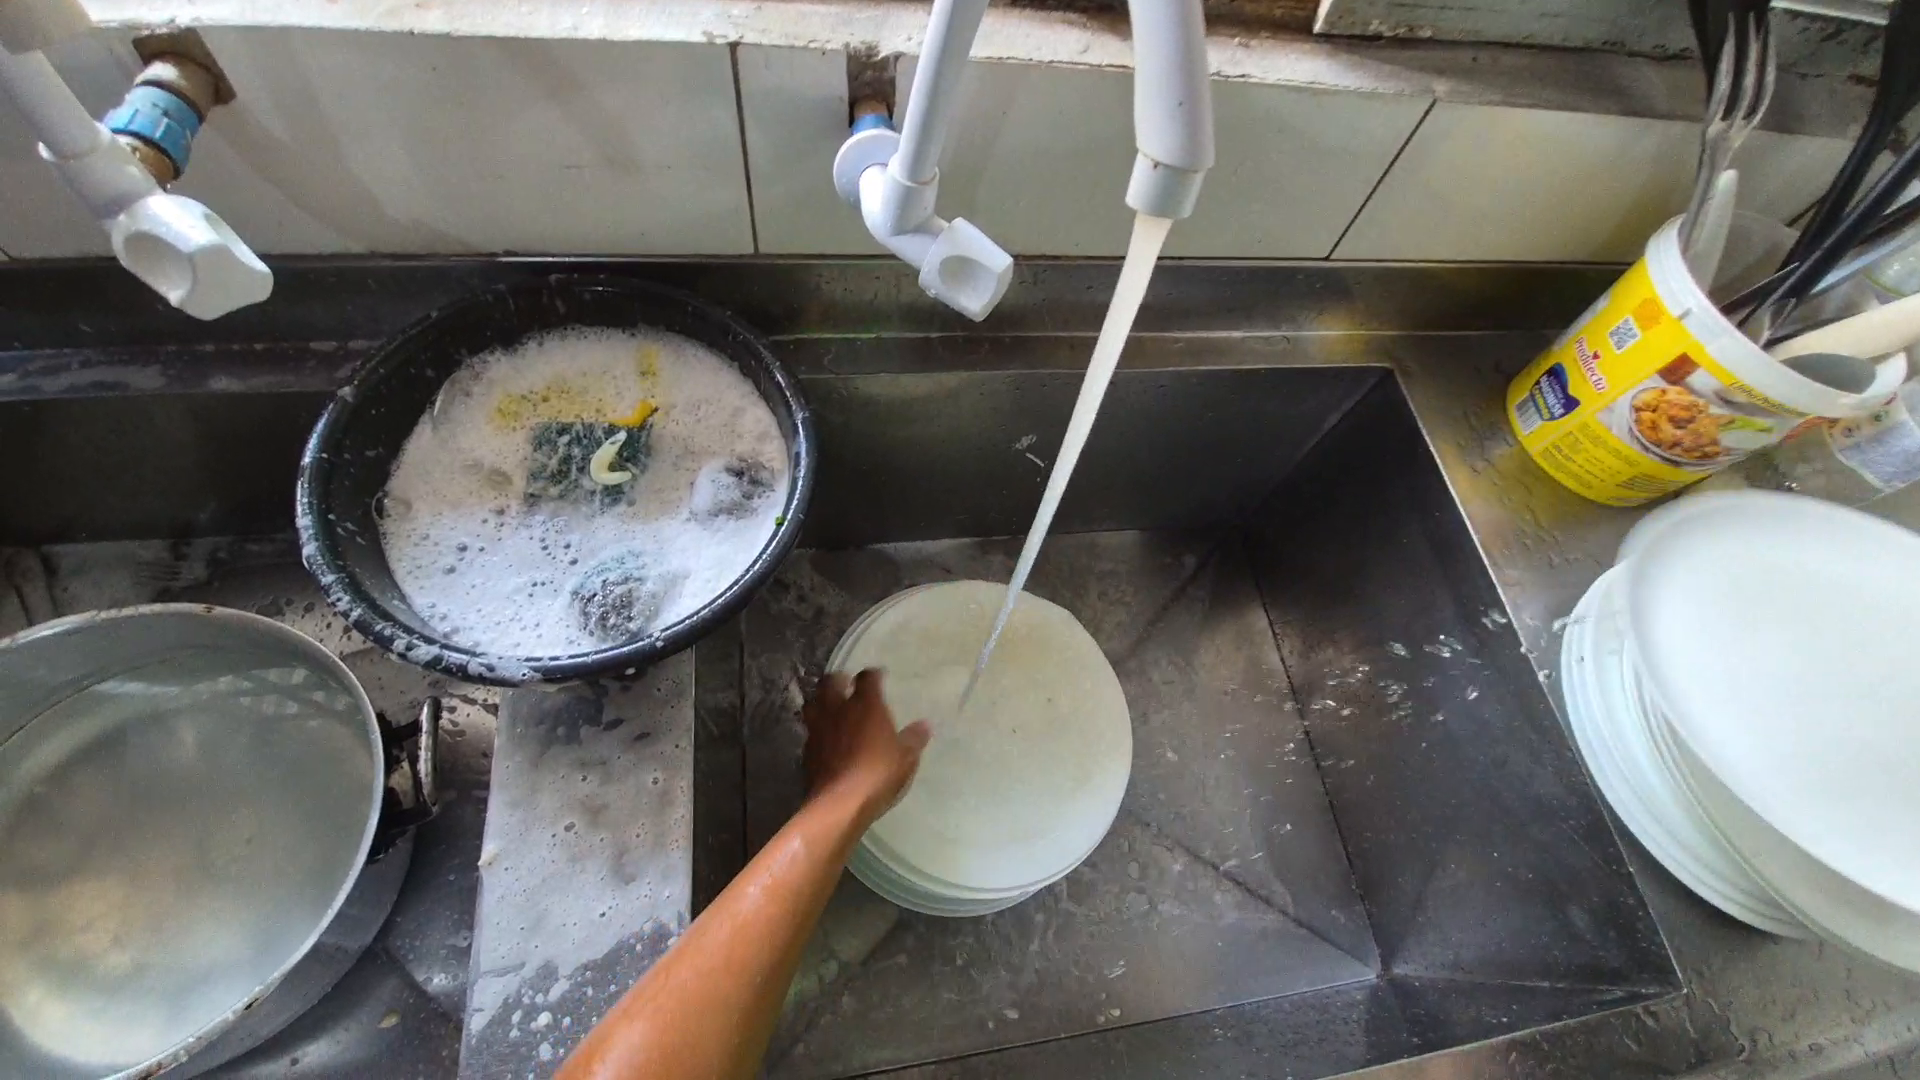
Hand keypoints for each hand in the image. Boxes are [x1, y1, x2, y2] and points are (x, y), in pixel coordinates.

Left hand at [802, 670, 930, 826]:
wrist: (840, 803)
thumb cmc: (878, 774)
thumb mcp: (905, 758)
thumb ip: (913, 739)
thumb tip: (924, 725)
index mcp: (865, 705)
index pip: (867, 678)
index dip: (872, 675)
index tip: (878, 676)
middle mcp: (838, 710)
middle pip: (830, 682)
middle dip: (837, 680)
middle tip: (846, 684)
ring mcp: (818, 729)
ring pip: (812, 704)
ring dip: (820, 702)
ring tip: (830, 707)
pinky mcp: (807, 751)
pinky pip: (810, 731)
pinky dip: (817, 730)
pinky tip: (825, 738)